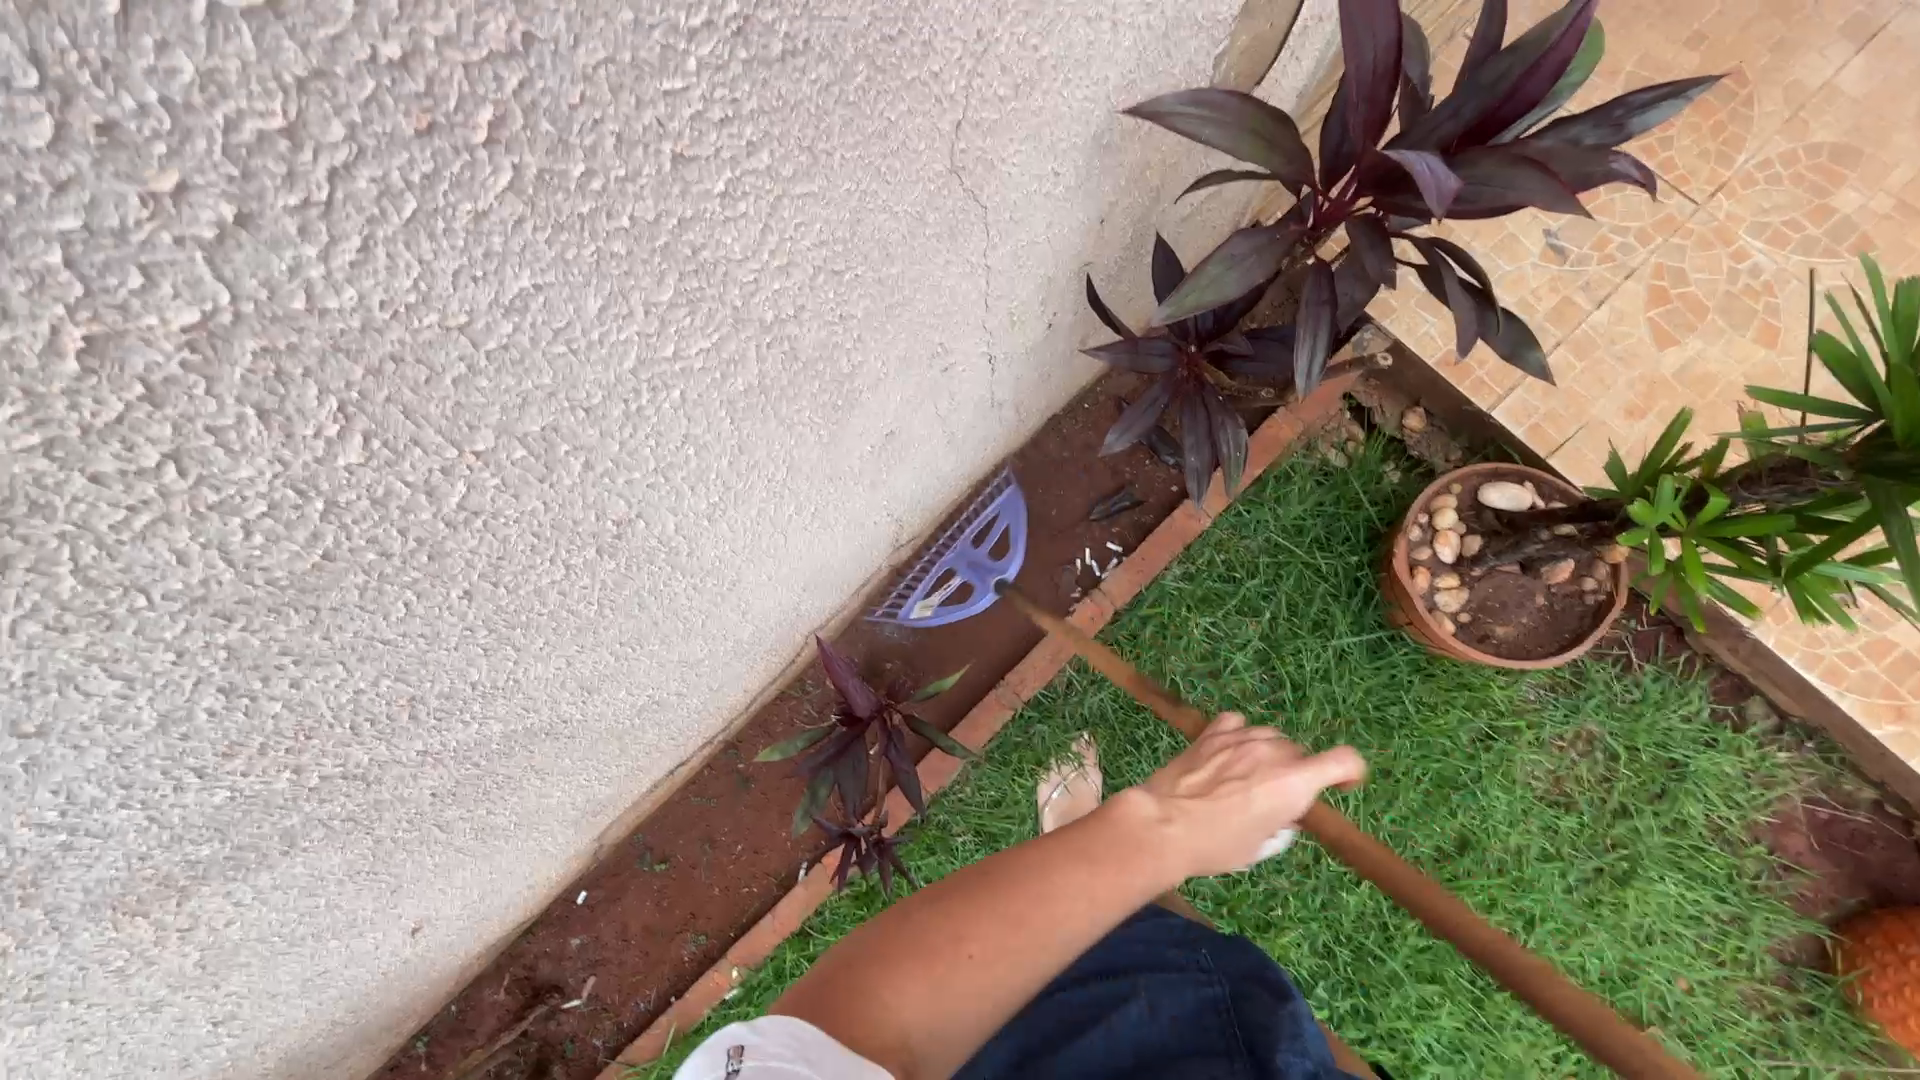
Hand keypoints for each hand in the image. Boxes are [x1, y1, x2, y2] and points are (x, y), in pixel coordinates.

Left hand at [1125, 711, 1365, 879]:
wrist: (1165, 824)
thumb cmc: (1217, 845)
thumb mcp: (1262, 847)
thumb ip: (1283, 826)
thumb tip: (1283, 817)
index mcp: (1294, 783)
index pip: (1345, 760)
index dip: (1350, 773)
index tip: (1340, 787)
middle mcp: (1272, 753)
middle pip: (1300, 752)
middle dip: (1297, 773)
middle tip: (1275, 798)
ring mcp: (1240, 738)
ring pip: (1270, 736)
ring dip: (1268, 754)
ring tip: (1248, 777)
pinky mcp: (1211, 733)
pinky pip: (1237, 723)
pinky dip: (1240, 735)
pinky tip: (1229, 752)